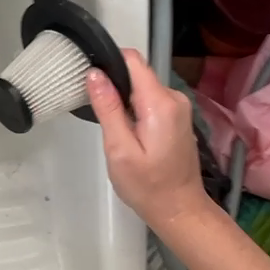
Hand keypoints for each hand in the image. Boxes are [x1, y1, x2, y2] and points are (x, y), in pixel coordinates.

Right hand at [87, 49, 214, 231]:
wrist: (179, 210)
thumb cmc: (147, 186)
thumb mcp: (119, 149)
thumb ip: (108, 108)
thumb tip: (94, 74)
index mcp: (160, 103)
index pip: (133, 60)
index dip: (109, 62)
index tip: (90, 80)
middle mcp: (174, 97)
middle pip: (137, 72)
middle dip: (114, 85)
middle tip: (96, 111)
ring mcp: (178, 107)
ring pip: (142, 86)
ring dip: (123, 99)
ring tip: (111, 125)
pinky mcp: (176, 116)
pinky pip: (150, 99)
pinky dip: (134, 107)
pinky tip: (126, 131)